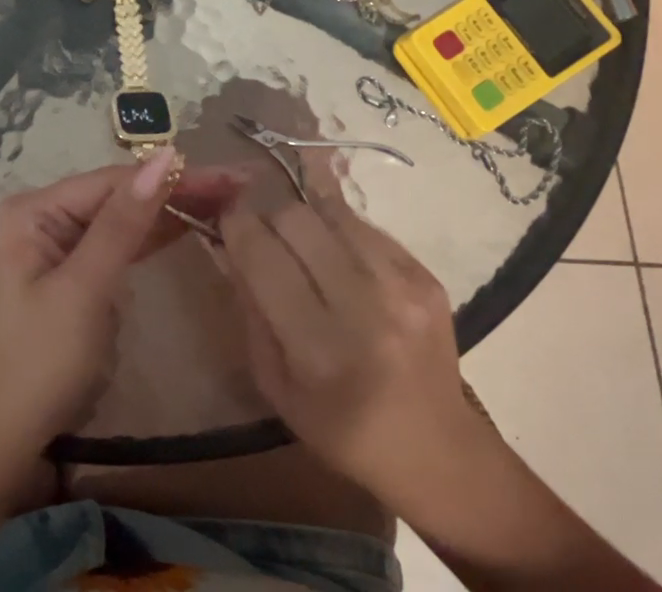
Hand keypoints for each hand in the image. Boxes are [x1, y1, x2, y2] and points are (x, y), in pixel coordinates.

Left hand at [0, 149, 243, 448]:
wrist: (18, 425)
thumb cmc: (45, 357)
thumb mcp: (85, 288)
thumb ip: (123, 224)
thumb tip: (164, 158)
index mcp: (34, 211)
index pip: (112, 182)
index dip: (171, 176)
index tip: (230, 174)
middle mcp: (46, 216)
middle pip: (121, 194)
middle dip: (179, 188)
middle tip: (242, 182)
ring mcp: (64, 243)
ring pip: (128, 216)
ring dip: (176, 209)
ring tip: (232, 196)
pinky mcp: (82, 270)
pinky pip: (125, 242)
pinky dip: (160, 235)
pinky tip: (198, 221)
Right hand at [222, 199, 482, 495]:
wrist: (437, 449)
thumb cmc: (341, 429)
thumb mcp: (274, 385)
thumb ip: (251, 312)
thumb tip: (232, 249)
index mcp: (321, 348)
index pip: (264, 258)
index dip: (237, 228)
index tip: (224, 221)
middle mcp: (367, 307)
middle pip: (298, 220)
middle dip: (267, 216)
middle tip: (258, 229)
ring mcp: (404, 286)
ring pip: (333, 211)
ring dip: (303, 215)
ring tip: (293, 233)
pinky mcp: (427, 275)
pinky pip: (366, 225)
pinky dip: (338, 227)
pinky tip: (330, 246)